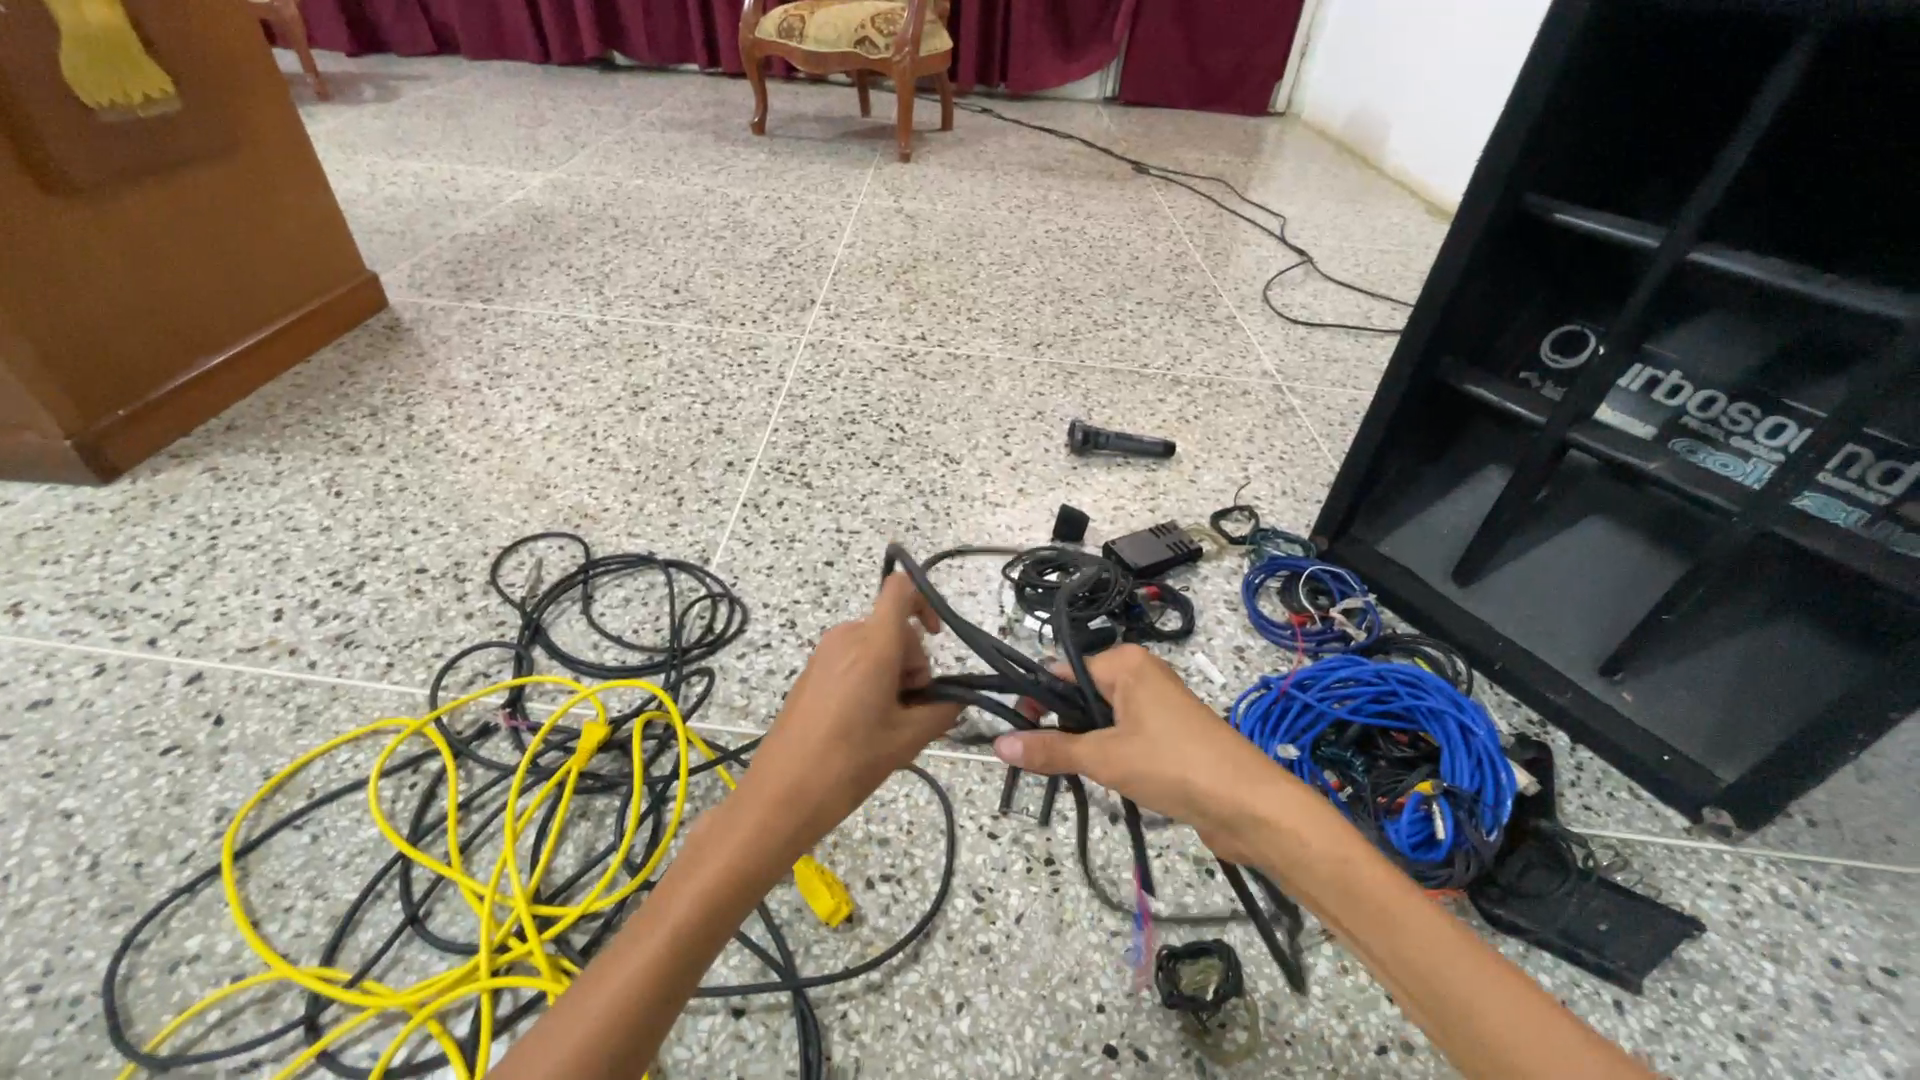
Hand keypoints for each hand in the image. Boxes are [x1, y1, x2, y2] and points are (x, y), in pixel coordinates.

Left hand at [738, 573, 963, 849]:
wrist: (783, 793)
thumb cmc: (850, 762)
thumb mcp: (909, 738)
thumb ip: (943, 709)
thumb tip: (958, 698)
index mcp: (873, 645)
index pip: (901, 589)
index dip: (925, 602)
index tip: (937, 636)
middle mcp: (847, 638)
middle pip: (894, 629)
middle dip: (913, 663)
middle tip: (911, 709)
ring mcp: (825, 654)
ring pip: (875, 646)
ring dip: (892, 675)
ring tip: (888, 723)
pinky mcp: (812, 672)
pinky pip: (853, 660)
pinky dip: (870, 680)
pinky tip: (864, 724)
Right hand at [992, 645, 1300, 863]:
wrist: (1247, 804)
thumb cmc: (1173, 765)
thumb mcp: (1104, 757)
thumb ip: (1051, 750)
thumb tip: (998, 745)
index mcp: (1125, 663)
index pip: (1061, 672)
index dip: (1034, 701)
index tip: (1012, 734)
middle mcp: (1140, 675)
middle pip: (1079, 695)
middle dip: (1057, 726)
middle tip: (1036, 761)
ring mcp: (1156, 706)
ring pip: (1100, 720)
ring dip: (1082, 746)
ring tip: (1067, 773)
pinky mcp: (1168, 735)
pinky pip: (1122, 737)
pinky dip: (1107, 756)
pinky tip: (1101, 780)